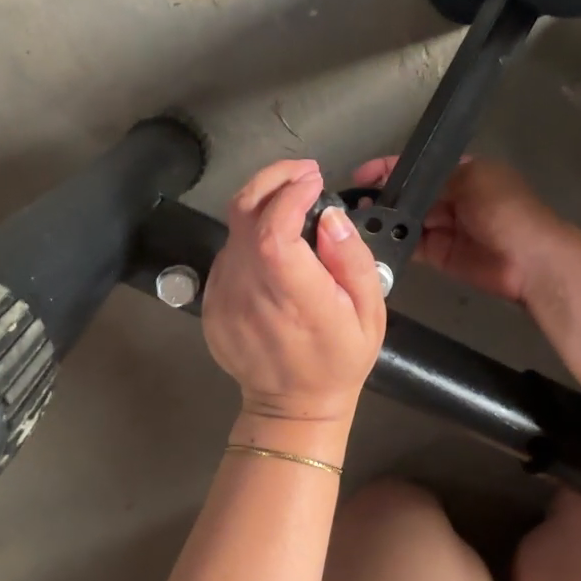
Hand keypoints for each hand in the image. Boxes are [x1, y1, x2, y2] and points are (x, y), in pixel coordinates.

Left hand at [203, 159, 387, 423]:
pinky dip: (249, 234)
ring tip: (293, 203)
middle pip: (243, 216)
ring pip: (232, 230)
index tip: (314, 181)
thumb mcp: (370, 312)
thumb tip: (329, 217)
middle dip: (272, 180)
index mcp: (297, 300)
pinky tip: (273, 242)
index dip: (289, 195)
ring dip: (262, 205)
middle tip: (302, 174)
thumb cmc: (340, 359)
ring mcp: (224, 299)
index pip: (274, 232)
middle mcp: (252, 295)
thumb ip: (352, 260)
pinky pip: (227, 253)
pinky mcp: (211, 303)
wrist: (292, 406)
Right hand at [352, 156, 574, 302]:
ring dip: (386, 221)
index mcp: (464, 173)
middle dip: (384, 196)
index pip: (420, 167)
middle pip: (411, 195)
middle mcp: (452, 198)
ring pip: (408, 221)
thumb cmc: (506, 211)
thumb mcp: (473, 178)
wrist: (530, 261)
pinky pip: (413, 247)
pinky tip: (373, 241)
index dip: (390, 168)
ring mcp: (446, 228)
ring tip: (357, 222)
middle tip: (353, 203)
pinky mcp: (441, 256)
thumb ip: (437, 177)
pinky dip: (394, 244)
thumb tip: (406, 183)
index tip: (361, 174)